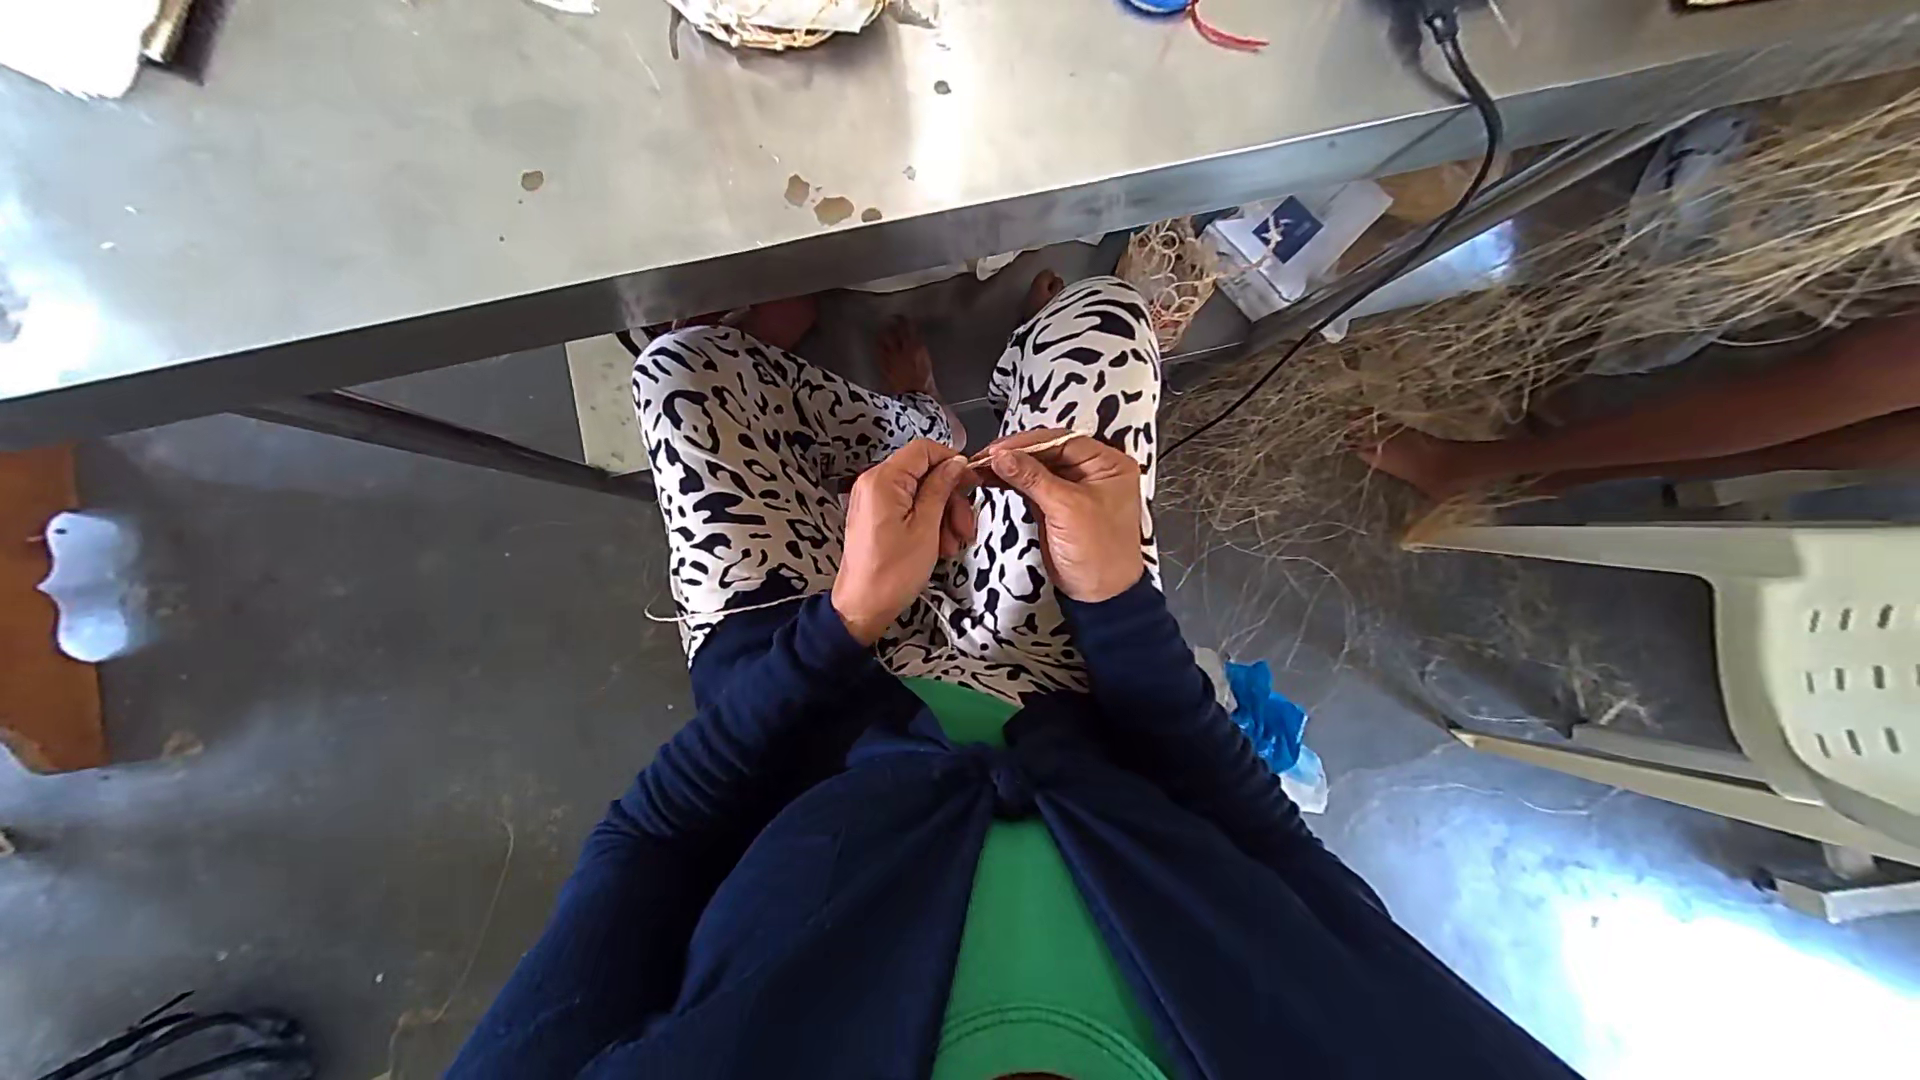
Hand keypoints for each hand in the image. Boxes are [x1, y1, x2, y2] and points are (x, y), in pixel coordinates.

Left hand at [833, 439, 977, 645]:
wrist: (863, 607)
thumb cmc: (890, 575)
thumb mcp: (926, 528)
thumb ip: (940, 488)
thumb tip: (955, 464)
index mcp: (883, 481)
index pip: (923, 449)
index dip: (952, 461)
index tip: (970, 481)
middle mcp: (873, 484)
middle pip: (924, 472)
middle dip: (950, 497)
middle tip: (964, 525)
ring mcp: (873, 500)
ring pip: (920, 492)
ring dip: (943, 514)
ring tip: (951, 543)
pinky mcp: (876, 515)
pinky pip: (909, 507)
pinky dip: (928, 522)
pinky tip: (938, 545)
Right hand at [986, 430, 1144, 602]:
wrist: (1099, 595)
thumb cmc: (1101, 554)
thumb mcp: (1067, 509)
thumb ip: (1033, 478)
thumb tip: (1003, 455)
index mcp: (1108, 464)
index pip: (1063, 441)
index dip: (1028, 443)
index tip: (999, 449)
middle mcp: (1092, 471)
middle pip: (1047, 452)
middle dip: (1015, 454)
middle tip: (985, 457)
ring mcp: (1072, 488)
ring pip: (1036, 468)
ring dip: (1009, 467)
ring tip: (981, 468)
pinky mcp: (1055, 504)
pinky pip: (1031, 485)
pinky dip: (1011, 482)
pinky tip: (991, 479)